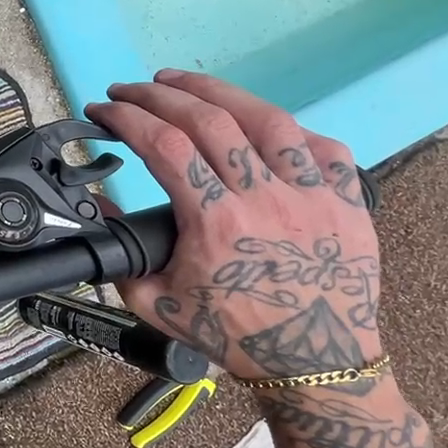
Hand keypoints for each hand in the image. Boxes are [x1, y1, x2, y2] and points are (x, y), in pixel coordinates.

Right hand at [85, 69, 382, 385]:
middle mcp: (267, 200)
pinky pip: (325, 149)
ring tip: (181, 82)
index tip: (100, 110)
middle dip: (156, 94)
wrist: (316, 365)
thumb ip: (116, 249)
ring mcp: (316, 200)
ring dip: (216, 92)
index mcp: (215, 222)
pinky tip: (256, 123)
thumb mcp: (150, 297)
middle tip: (127, 90)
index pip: (162, 144)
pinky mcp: (352, 207)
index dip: (124, 117)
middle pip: (208, 120)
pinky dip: (287, 127)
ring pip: (268, 120)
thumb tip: (96, 204)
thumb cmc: (227, 332)